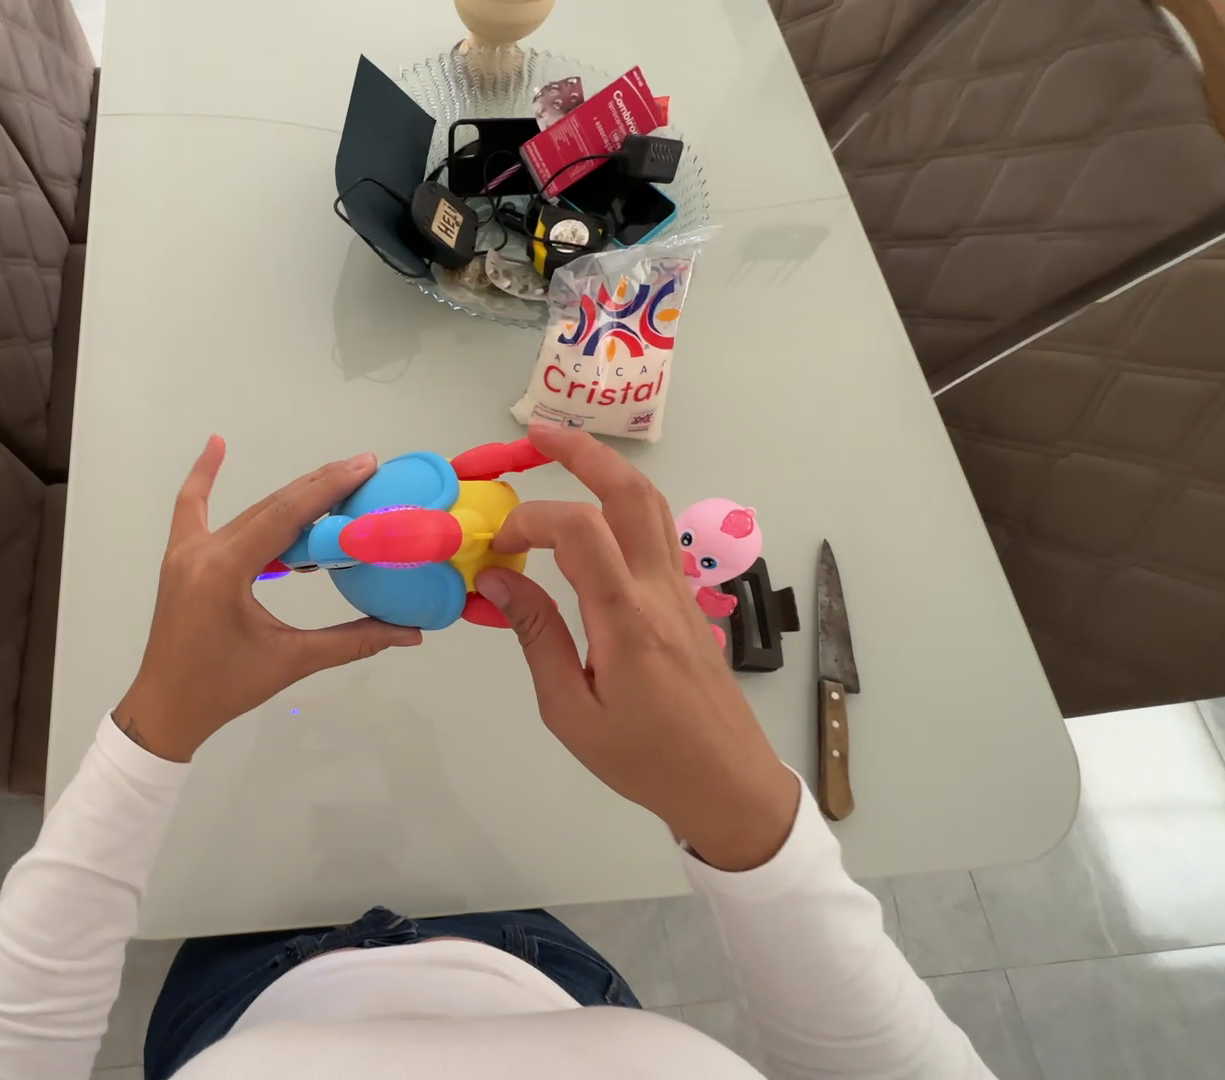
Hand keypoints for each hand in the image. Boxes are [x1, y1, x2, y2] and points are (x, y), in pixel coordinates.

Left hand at [114, 436, 422, 761]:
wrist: (166, 707)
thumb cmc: (226, 687)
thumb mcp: (292, 661)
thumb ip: (353, 642)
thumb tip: (410, 634)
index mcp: (226, 571)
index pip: (286, 516)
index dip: (329, 487)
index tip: (364, 465)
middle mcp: (203, 550)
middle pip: (269, 505)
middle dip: (319, 485)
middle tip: (363, 469)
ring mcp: (186, 550)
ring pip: (245, 509)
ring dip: (288, 495)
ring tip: (331, 480)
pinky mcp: (180, 556)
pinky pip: (192, 507)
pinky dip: (205, 477)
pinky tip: (217, 445)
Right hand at [475, 426, 799, 870]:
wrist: (727, 786)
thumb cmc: (642, 759)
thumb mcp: (570, 709)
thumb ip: (536, 635)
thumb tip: (498, 577)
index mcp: (627, 619)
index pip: (579, 533)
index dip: (531, 521)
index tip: (497, 548)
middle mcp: (660, 589)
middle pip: (631, 494)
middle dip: (582, 452)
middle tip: (535, 431)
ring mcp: (681, 589)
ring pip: (651, 505)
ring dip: (607, 469)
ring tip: (562, 451)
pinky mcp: (687, 599)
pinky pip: (655, 533)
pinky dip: (621, 504)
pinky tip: (591, 513)